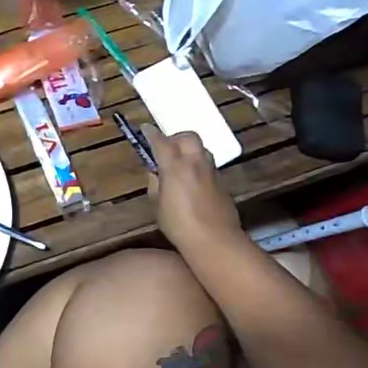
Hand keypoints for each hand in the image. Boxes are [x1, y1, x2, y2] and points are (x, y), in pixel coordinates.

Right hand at [144, 126, 243, 249]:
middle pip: (188, 137)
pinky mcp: (222, 183)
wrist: (214, 238)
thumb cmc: (178, 224)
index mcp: (175, 167)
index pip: (161, 142)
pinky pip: (208, 166)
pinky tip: (192, 183)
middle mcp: (195, 163)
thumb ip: (156, 184)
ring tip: (180, 165)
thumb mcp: (157, 205)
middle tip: (166, 148)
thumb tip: (157, 174)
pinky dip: (198, 166)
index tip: (146, 128)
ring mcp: (212, 172)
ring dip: (189, 151)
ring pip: (201, 150)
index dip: (152, 134)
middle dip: (176, 138)